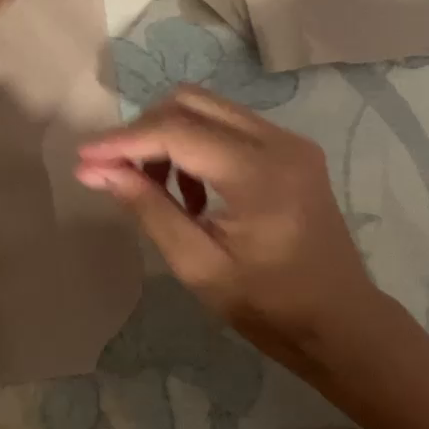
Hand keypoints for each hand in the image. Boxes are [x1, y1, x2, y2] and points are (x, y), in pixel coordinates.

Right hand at [76, 86, 384, 359]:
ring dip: (167, 134)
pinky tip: (189, 189)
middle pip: (189, 102)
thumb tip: (95, 169)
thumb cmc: (271, 307)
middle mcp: (277, 141)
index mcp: (259, 173)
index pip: (176, 131)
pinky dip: (193, 141)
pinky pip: (225, 123)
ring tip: (156, 186)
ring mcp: (287, 140)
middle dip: (144, 130)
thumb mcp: (198, 266)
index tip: (82, 157)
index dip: (123, 140)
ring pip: (205, 107)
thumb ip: (147, 208)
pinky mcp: (289, 148)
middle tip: (118, 171)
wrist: (345, 326)